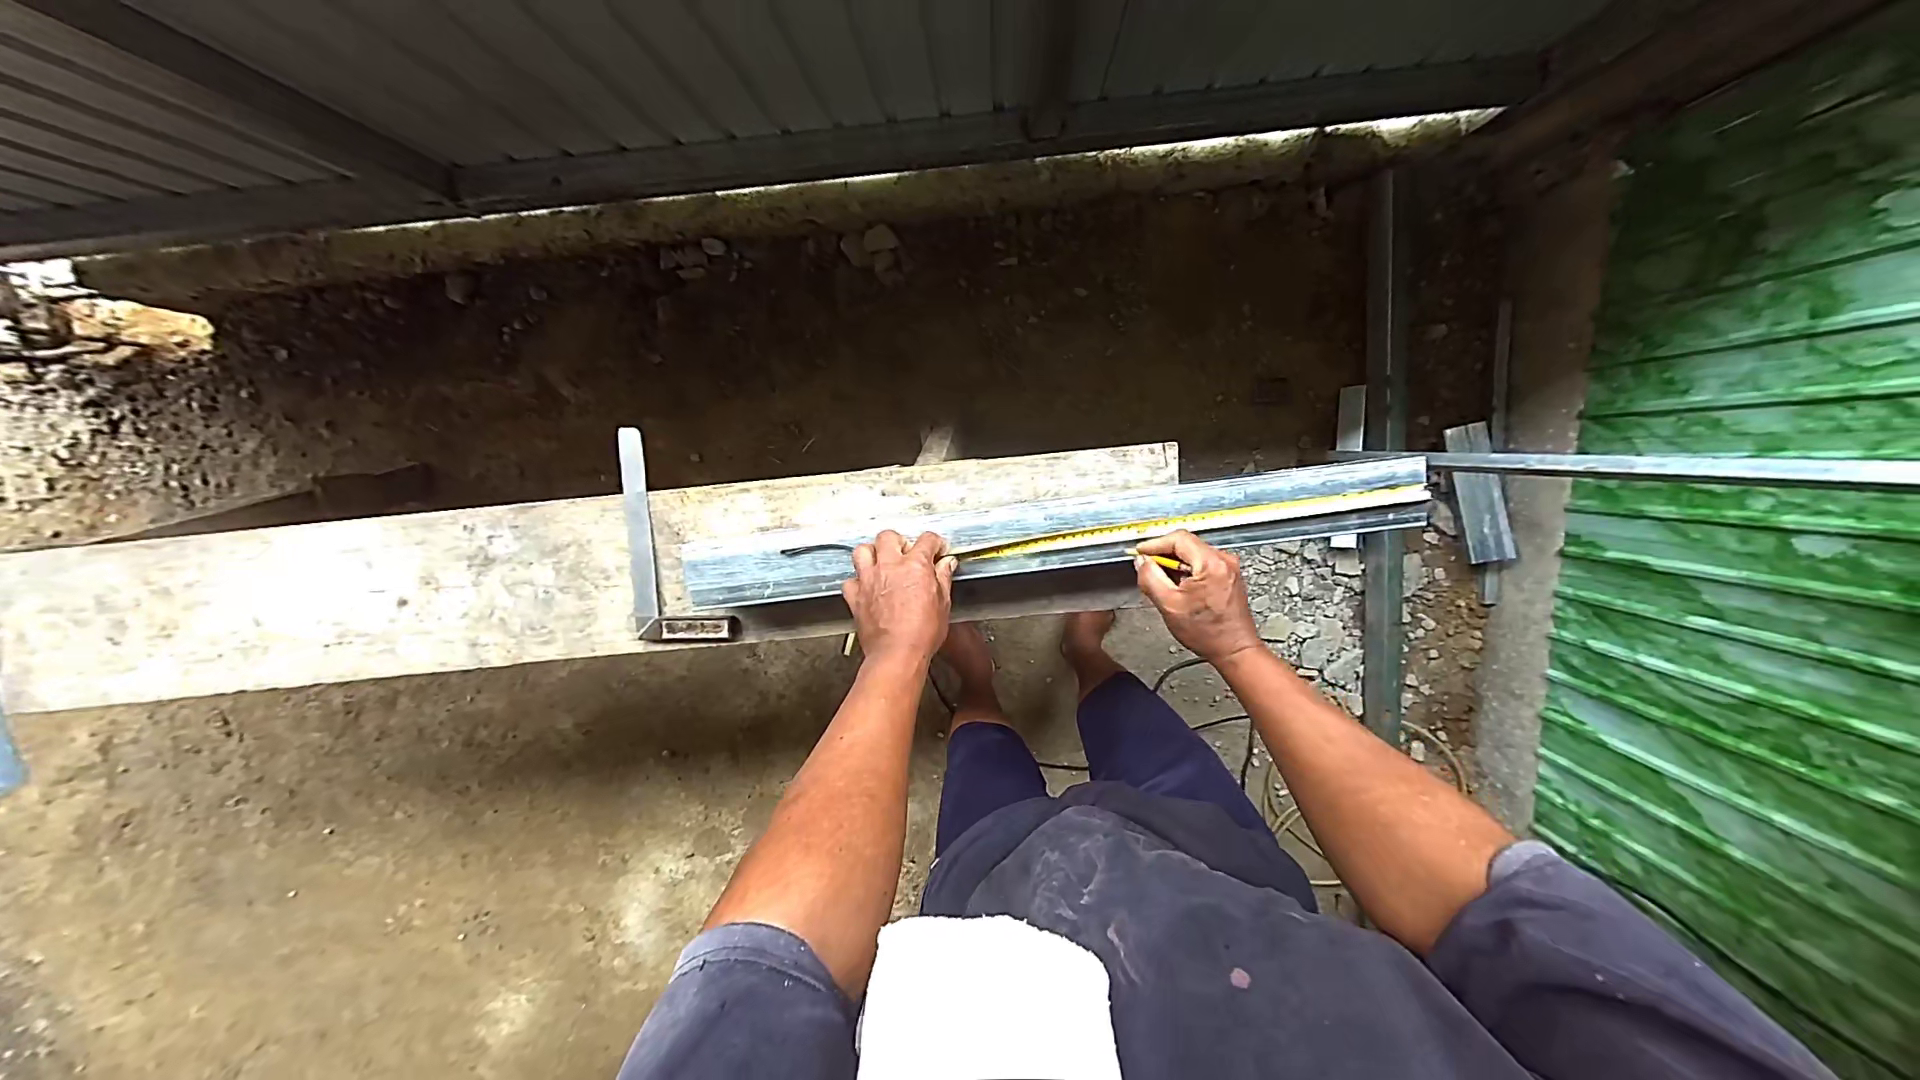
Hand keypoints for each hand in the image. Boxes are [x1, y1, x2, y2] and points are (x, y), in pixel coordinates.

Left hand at [841, 530, 956, 664]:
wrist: (897, 654)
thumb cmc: (921, 633)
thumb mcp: (943, 603)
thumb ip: (943, 578)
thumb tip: (947, 564)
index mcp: (915, 565)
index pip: (926, 539)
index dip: (935, 543)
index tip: (937, 550)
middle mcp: (889, 566)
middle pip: (888, 536)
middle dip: (899, 541)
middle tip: (906, 552)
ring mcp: (869, 579)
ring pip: (862, 550)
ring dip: (872, 553)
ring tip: (881, 562)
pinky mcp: (855, 596)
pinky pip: (850, 580)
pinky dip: (857, 581)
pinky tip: (866, 586)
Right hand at [1134, 530, 1262, 664]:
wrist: (1234, 650)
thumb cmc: (1208, 632)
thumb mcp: (1168, 604)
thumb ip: (1150, 578)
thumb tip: (1141, 562)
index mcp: (1211, 564)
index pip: (1178, 538)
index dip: (1154, 544)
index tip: (1140, 552)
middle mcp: (1224, 561)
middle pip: (1186, 544)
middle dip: (1163, 555)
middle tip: (1148, 568)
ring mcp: (1228, 568)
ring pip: (1192, 554)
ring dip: (1174, 564)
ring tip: (1164, 582)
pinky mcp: (1228, 576)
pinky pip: (1201, 564)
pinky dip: (1186, 571)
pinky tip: (1178, 587)